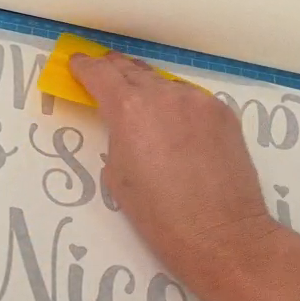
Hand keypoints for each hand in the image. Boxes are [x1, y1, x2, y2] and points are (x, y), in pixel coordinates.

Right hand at [67, 52, 285, 298]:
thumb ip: (115, 134)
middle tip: (101, 75)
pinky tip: (175, 128)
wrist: (222, 236)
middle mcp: (163, 94)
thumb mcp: (116, 173)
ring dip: (146, 88)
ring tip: (141, 107)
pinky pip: (189, 99)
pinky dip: (175, 105)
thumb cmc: (158, 215)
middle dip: (112, 71)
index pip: (99, 72)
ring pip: (162, 83)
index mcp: (129, 109)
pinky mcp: (223, 112)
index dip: (83, 66)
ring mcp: (198, 101)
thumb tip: (124, 122)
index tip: (76, 64)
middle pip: (130, 68)